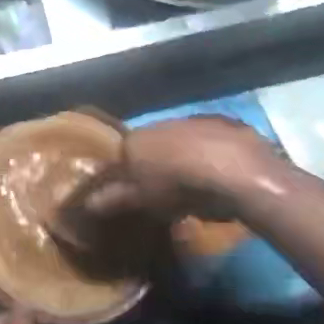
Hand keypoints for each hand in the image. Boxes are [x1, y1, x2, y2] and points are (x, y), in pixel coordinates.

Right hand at [80, 116, 295, 222]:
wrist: (236, 172)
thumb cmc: (180, 188)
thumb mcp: (144, 201)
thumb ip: (115, 199)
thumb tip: (87, 203)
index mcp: (136, 139)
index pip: (123, 153)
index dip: (129, 174)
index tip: (138, 193)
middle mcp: (160, 123)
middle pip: (153, 143)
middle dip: (158, 161)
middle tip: (169, 189)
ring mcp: (194, 120)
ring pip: (182, 138)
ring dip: (186, 154)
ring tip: (198, 182)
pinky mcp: (226, 123)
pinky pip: (212, 138)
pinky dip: (213, 152)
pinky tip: (223, 172)